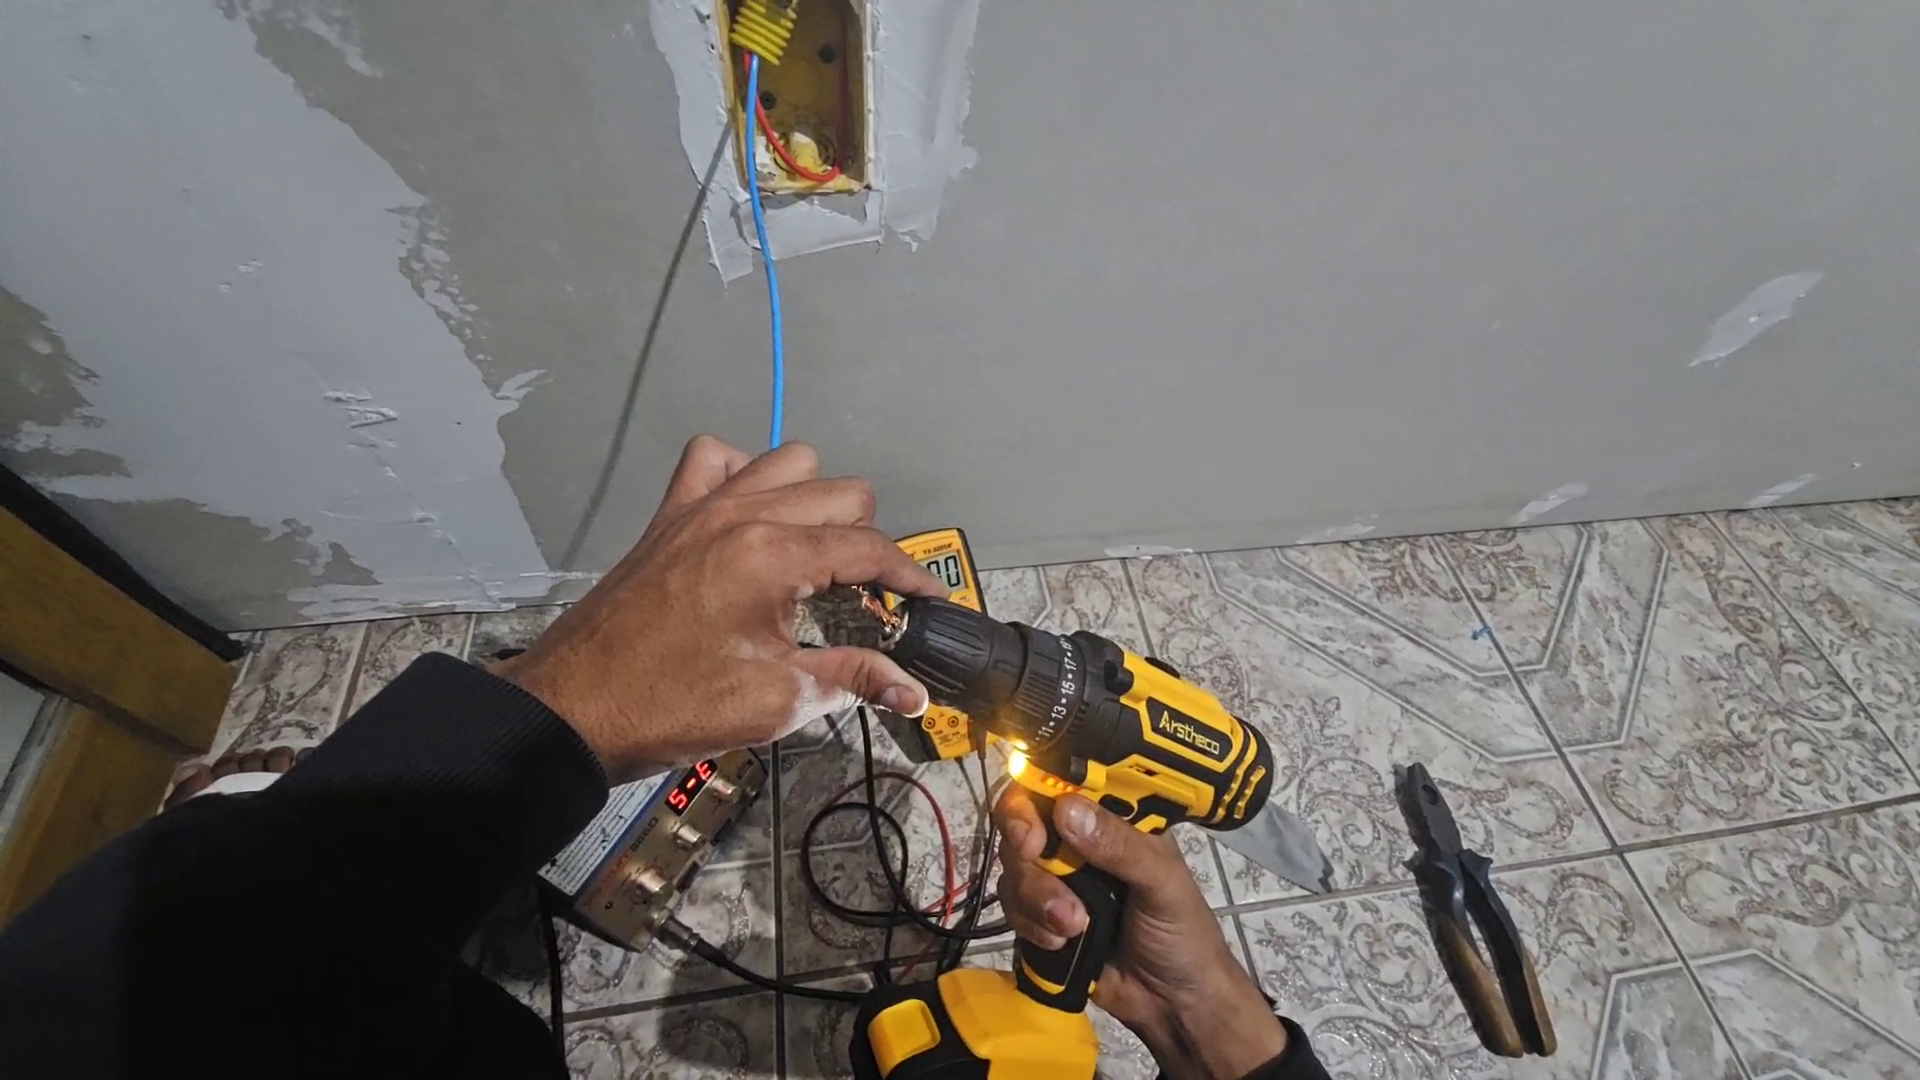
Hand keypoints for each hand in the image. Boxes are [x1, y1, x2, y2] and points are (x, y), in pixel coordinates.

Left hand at [495, 435, 945, 781]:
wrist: (572, 711)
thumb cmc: (676, 707)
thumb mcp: (776, 700)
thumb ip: (854, 680)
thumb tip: (915, 691)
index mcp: (774, 557)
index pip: (870, 547)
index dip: (911, 576)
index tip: (930, 601)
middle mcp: (745, 511)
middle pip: (844, 492)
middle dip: (869, 540)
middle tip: (863, 593)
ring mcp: (704, 503)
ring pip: (792, 460)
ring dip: (817, 500)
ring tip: (812, 552)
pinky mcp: (671, 510)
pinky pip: (718, 457)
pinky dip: (747, 474)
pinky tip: (751, 515)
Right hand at [994, 789, 1286, 1079]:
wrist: (1175, 1006)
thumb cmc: (1183, 932)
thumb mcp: (1163, 882)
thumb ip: (1120, 846)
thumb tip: (1066, 809)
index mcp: (1109, 814)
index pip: (1061, 779)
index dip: (1033, 787)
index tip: (1032, 820)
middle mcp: (1076, 837)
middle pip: (1022, 816)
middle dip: (1023, 841)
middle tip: (1033, 856)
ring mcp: (1056, 875)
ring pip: (1013, 864)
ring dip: (1034, 896)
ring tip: (1073, 926)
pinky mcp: (1040, 914)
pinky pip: (1012, 906)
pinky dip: (1029, 924)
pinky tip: (1060, 942)